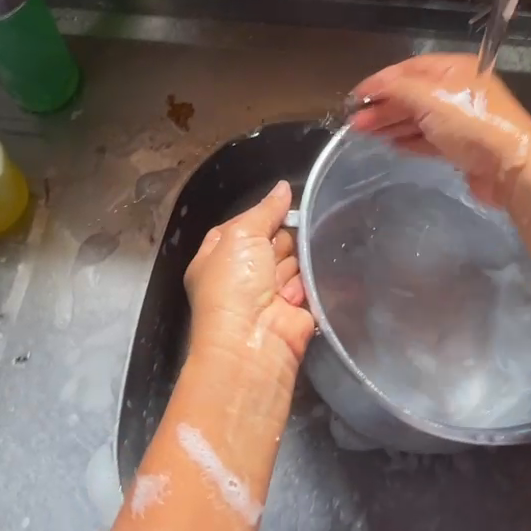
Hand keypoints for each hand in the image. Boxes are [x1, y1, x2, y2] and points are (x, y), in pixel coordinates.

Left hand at [184, 181, 315, 379]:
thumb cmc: (235, 285)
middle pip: (272, 239)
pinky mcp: (296, 307)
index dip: (261, 216)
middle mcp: (242, 274)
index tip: (280, 208)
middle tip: (284, 245)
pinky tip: (310, 279)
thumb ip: (265, 209)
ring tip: (296, 267)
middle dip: (282, 239)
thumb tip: (284, 187)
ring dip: (298, 259)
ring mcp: (269, 292)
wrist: (253, 343)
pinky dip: (311, 279)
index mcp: (219, 256)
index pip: (244, 224)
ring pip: (293, 258)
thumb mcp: (242, 234)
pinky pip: (308, 281)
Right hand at [347, 54, 530, 208]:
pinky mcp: (463, 148)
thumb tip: (368, 90)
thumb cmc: (472, 123)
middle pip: (412, 94)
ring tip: (365, 134)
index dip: (380, 81)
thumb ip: (395, 89)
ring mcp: (462, 120)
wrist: (513, 168)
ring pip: (419, 118)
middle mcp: (458, 90)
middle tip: (355, 122)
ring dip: (392, 124)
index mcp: (455, 69)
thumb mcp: (429, 98)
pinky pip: (429, 139)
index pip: (409, 69)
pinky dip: (409, 140)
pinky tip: (390, 145)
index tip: (354, 98)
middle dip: (383, 106)